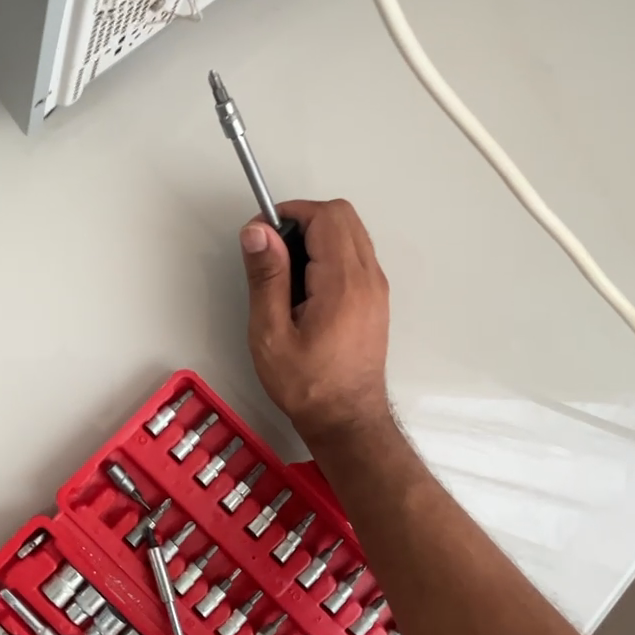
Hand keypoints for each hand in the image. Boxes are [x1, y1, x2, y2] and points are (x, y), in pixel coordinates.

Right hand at [240, 199, 392, 444]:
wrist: (346, 420)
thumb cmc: (305, 384)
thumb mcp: (270, 333)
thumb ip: (266, 277)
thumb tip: (258, 231)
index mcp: (343, 283)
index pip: (325, 217)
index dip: (289, 214)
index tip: (260, 237)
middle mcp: (368, 277)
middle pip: (343, 216)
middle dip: (302, 220)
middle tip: (271, 252)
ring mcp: (376, 288)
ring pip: (351, 233)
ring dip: (315, 236)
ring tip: (284, 272)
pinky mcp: (375, 299)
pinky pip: (354, 255)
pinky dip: (327, 253)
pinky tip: (303, 287)